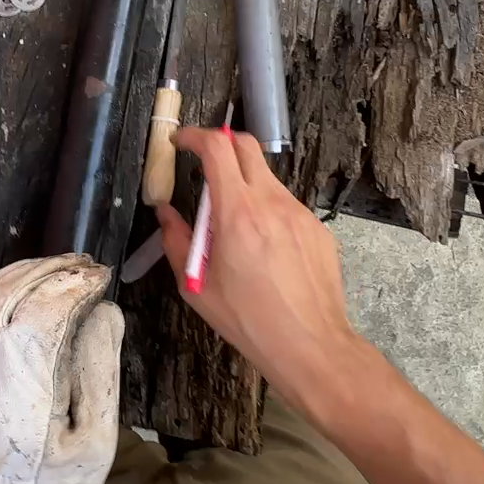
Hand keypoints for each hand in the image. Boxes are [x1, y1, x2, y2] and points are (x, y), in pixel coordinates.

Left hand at [0, 254, 122, 483]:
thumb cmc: (60, 483)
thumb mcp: (99, 439)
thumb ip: (100, 370)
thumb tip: (102, 310)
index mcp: (22, 402)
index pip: (40, 317)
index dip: (71, 286)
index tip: (101, 277)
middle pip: (8, 298)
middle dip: (51, 272)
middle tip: (86, 265)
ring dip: (23, 272)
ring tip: (61, 267)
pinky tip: (22, 281)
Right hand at [155, 127, 372, 410]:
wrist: (312, 347)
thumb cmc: (248, 320)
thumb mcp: (196, 286)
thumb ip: (176, 241)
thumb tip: (166, 213)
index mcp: (237, 213)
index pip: (218, 148)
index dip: (196, 136)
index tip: (181, 143)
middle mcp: (271, 203)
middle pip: (246, 146)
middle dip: (220, 145)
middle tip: (202, 164)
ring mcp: (299, 213)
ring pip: (267, 178)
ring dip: (244, 184)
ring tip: (233, 225)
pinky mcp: (317, 228)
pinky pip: (286, 205)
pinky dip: (267, 210)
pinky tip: (264, 249)